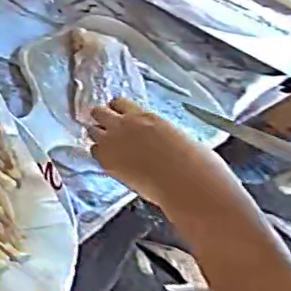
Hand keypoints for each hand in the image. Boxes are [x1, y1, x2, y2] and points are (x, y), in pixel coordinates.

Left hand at [85, 99, 247, 220]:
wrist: (191, 187)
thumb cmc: (198, 165)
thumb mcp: (179, 138)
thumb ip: (159, 133)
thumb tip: (157, 140)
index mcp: (146, 117)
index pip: (120, 104)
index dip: (118, 111)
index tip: (120, 117)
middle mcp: (125, 124)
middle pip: (99, 112)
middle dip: (102, 119)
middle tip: (108, 130)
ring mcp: (113, 141)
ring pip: (92, 130)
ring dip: (99, 136)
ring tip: (109, 147)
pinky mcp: (107, 160)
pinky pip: (94, 152)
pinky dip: (100, 155)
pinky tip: (111, 162)